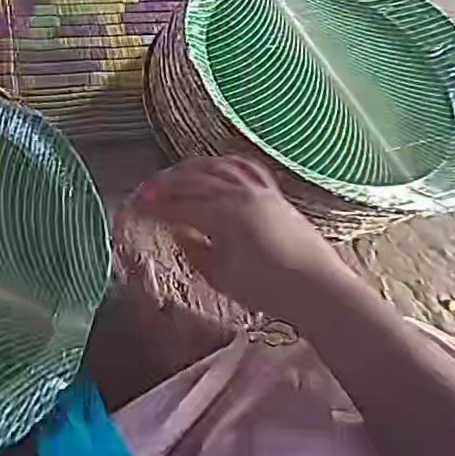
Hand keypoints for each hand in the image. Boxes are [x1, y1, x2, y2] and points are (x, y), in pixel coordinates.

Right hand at [132, 157, 352, 315]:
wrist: (319, 290)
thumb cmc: (268, 290)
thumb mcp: (220, 276)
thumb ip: (194, 250)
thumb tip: (178, 232)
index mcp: (224, 216)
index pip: (179, 206)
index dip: (154, 208)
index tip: (135, 209)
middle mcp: (240, 195)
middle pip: (192, 181)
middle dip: (164, 186)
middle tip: (144, 192)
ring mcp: (258, 190)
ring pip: (215, 167)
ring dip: (189, 170)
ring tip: (171, 177)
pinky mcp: (273, 193)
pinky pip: (242, 168)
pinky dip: (220, 165)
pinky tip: (210, 170)